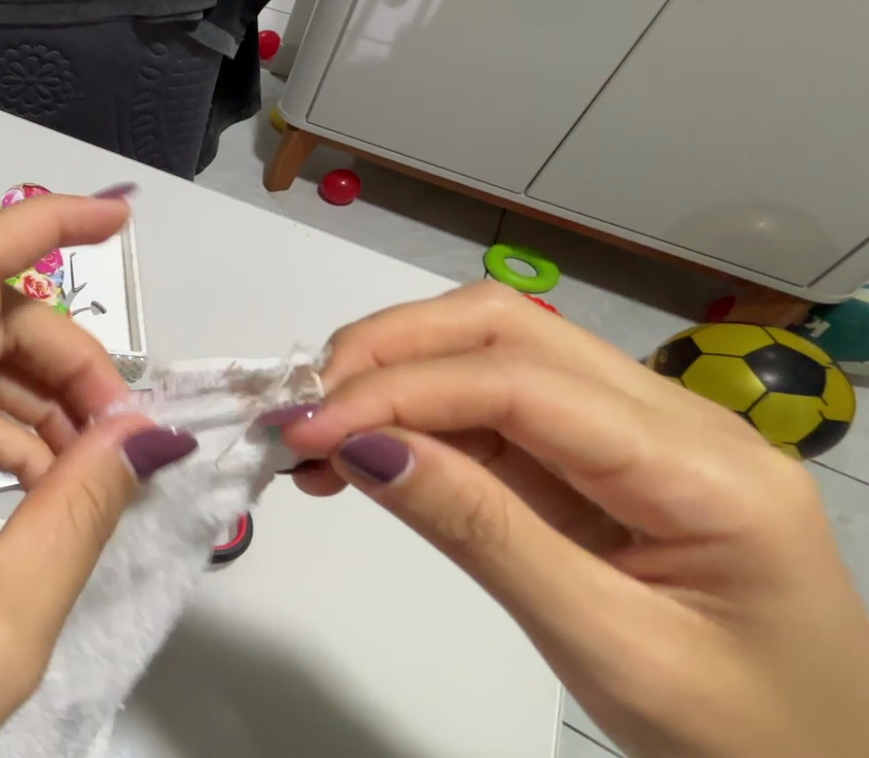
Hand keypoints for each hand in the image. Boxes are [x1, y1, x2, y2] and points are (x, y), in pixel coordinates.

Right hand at [270, 282, 868, 757]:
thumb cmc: (739, 732)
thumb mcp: (608, 647)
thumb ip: (482, 534)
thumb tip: (359, 448)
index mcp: (703, 469)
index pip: (518, 383)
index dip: (397, 392)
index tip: (305, 431)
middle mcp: (669, 415)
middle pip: (501, 327)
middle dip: (383, 351)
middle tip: (305, 411)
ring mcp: (626, 423)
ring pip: (482, 346)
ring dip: (384, 373)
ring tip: (317, 436)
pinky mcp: (583, 446)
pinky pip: (478, 401)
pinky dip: (403, 413)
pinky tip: (358, 454)